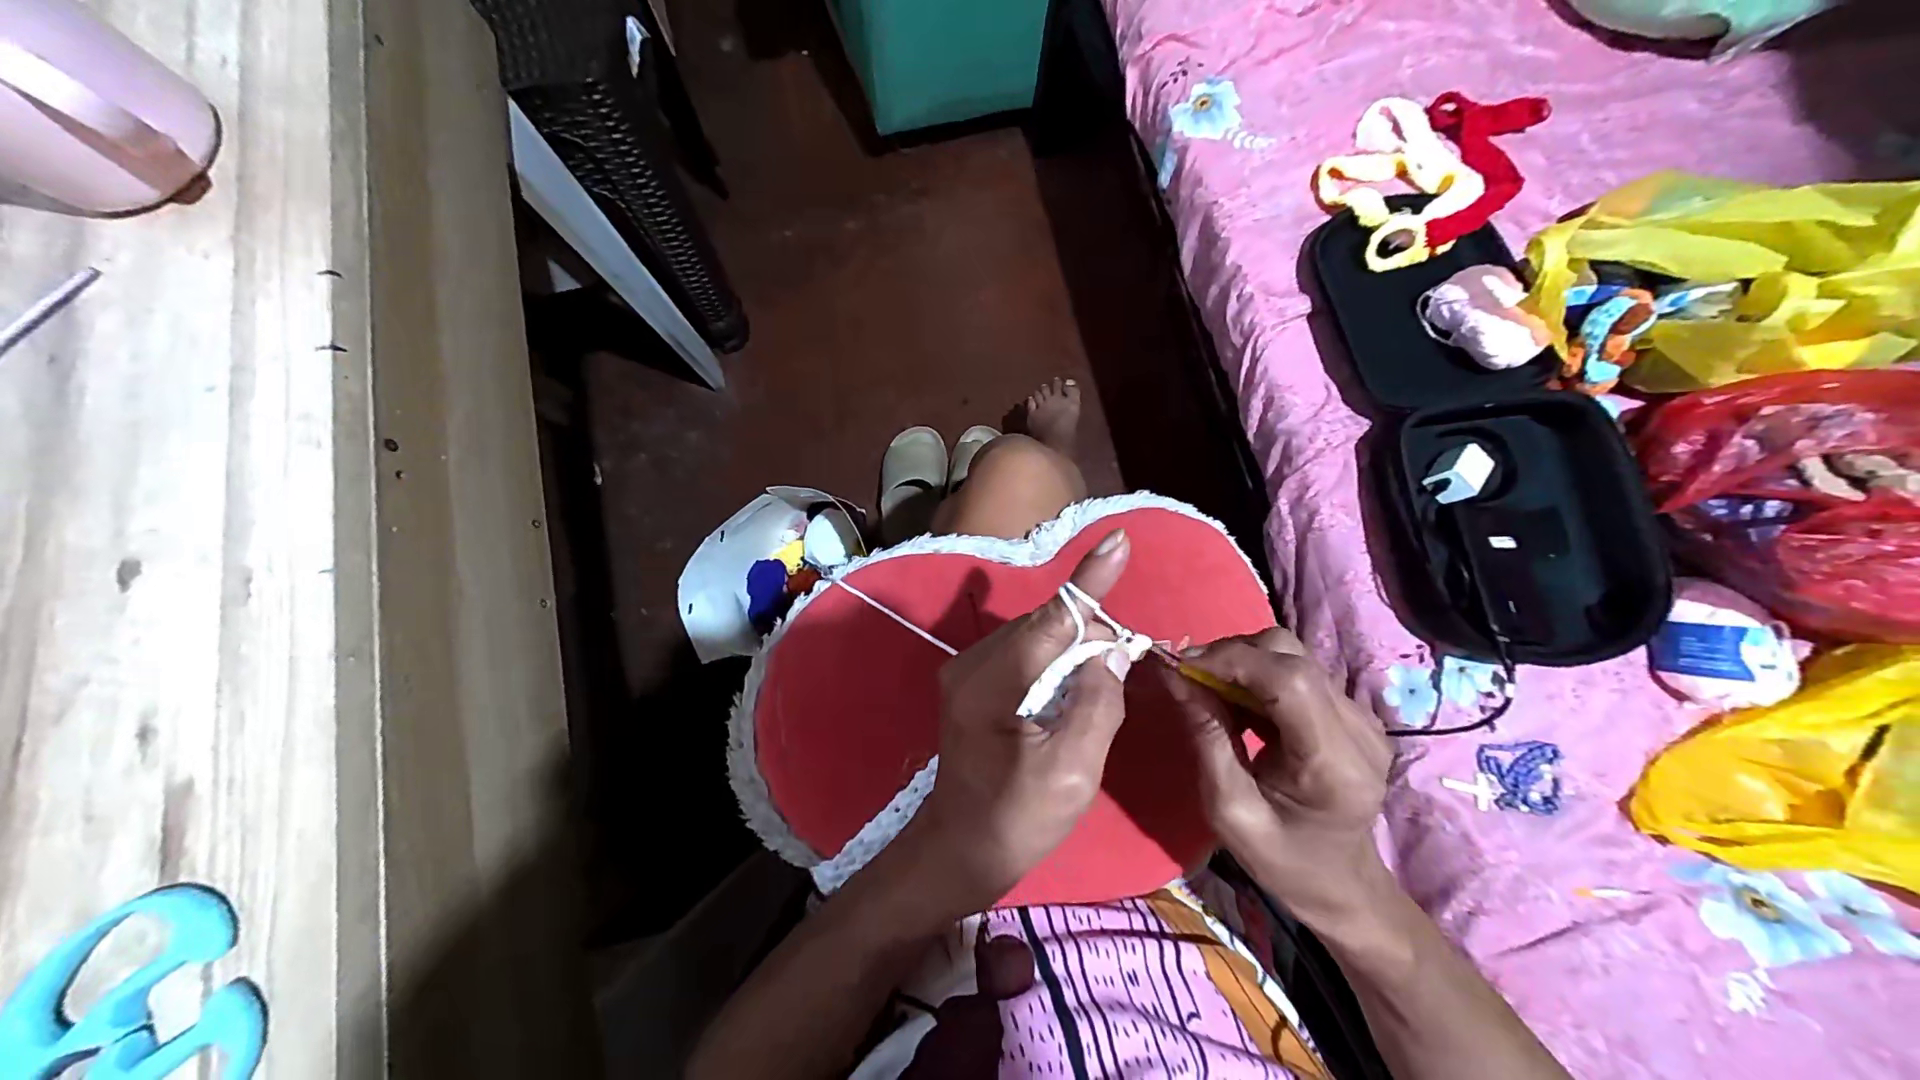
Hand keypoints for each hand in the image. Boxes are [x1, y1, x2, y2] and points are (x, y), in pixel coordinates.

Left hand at [902, 529, 1132, 915]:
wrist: (959, 848)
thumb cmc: (1016, 820)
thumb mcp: (1070, 772)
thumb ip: (1095, 705)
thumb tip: (1109, 653)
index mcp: (990, 685)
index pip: (1050, 620)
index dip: (1088, 581)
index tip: (1117, 540)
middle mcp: (972, 664)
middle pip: (1046, 625)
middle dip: (1092, 630)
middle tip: (1128, 657)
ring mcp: (967, 671)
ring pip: (1038, 636)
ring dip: (1077, 646)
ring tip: (1106, 674)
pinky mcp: (973, 681)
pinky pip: (1026, 652)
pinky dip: (1058, 658)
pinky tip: (1077, 680)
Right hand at [1158, 629, 1396, 929]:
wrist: (1341, 885)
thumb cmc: (1282, 859)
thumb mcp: (1228, 808)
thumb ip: (1206, 736)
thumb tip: (1176, 675)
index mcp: (1334, 762)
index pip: (1289, 679)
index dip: (1231, 658)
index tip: (1182, 666)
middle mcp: (1358, 728)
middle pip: (1290, 655)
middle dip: (1232, 654)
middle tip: (1190, 677)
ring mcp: (1361, 717)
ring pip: (1292, 655)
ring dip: (1242, 661)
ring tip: (1209, 688)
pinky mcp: (1352, 712)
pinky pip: (1297, 671)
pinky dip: (1257, 675)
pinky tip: (1236, 700)